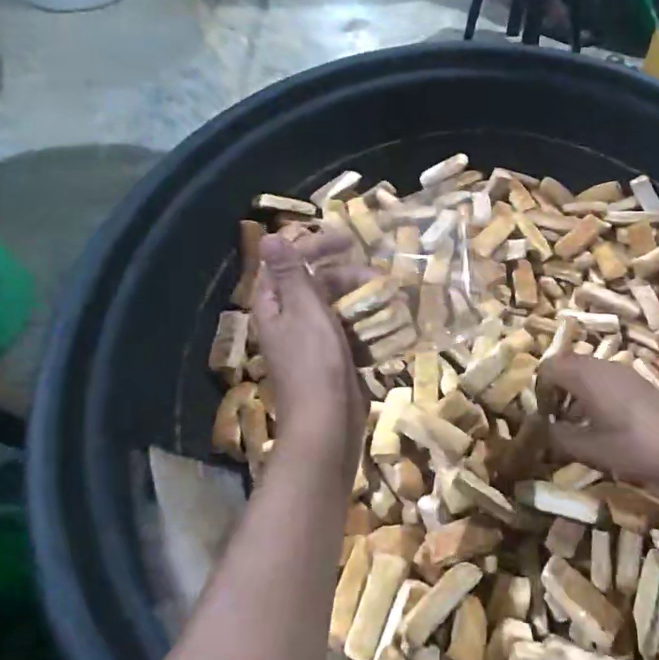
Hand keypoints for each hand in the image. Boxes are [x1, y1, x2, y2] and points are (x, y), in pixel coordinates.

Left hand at [251, 233, 366, 466]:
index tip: (348, 240)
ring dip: (362, 301)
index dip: (314, 247)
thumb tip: (269, 236)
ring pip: (337, 308)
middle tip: (376, 278)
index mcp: (274, 307)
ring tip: (389, 302)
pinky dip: (366, 327)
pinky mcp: (333, 360)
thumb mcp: (304, 311)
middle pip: (316, 285)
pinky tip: (386, 328)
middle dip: (347, 277)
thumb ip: (291, 274)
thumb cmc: (314, 363)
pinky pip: (349, 333)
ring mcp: (312, 343)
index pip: (288, 264)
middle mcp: (289, 322)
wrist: (327, 423)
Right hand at [535, 356, 658, 485]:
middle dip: (556, 388)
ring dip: (576, 392)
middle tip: (555, 419)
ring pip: (589, 372)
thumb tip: (542, 430)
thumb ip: (558, 437)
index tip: (541, 414)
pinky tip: (604, 423)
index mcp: (586, 375)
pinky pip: (607, 379)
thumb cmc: (631, 448)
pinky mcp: (640, 383)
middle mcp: (604, 365)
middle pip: (569, 365)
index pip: (549, 366)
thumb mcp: (587, 448)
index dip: (539, 388)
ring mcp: (625, 371)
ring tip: (578, 424)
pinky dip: (596, 394)